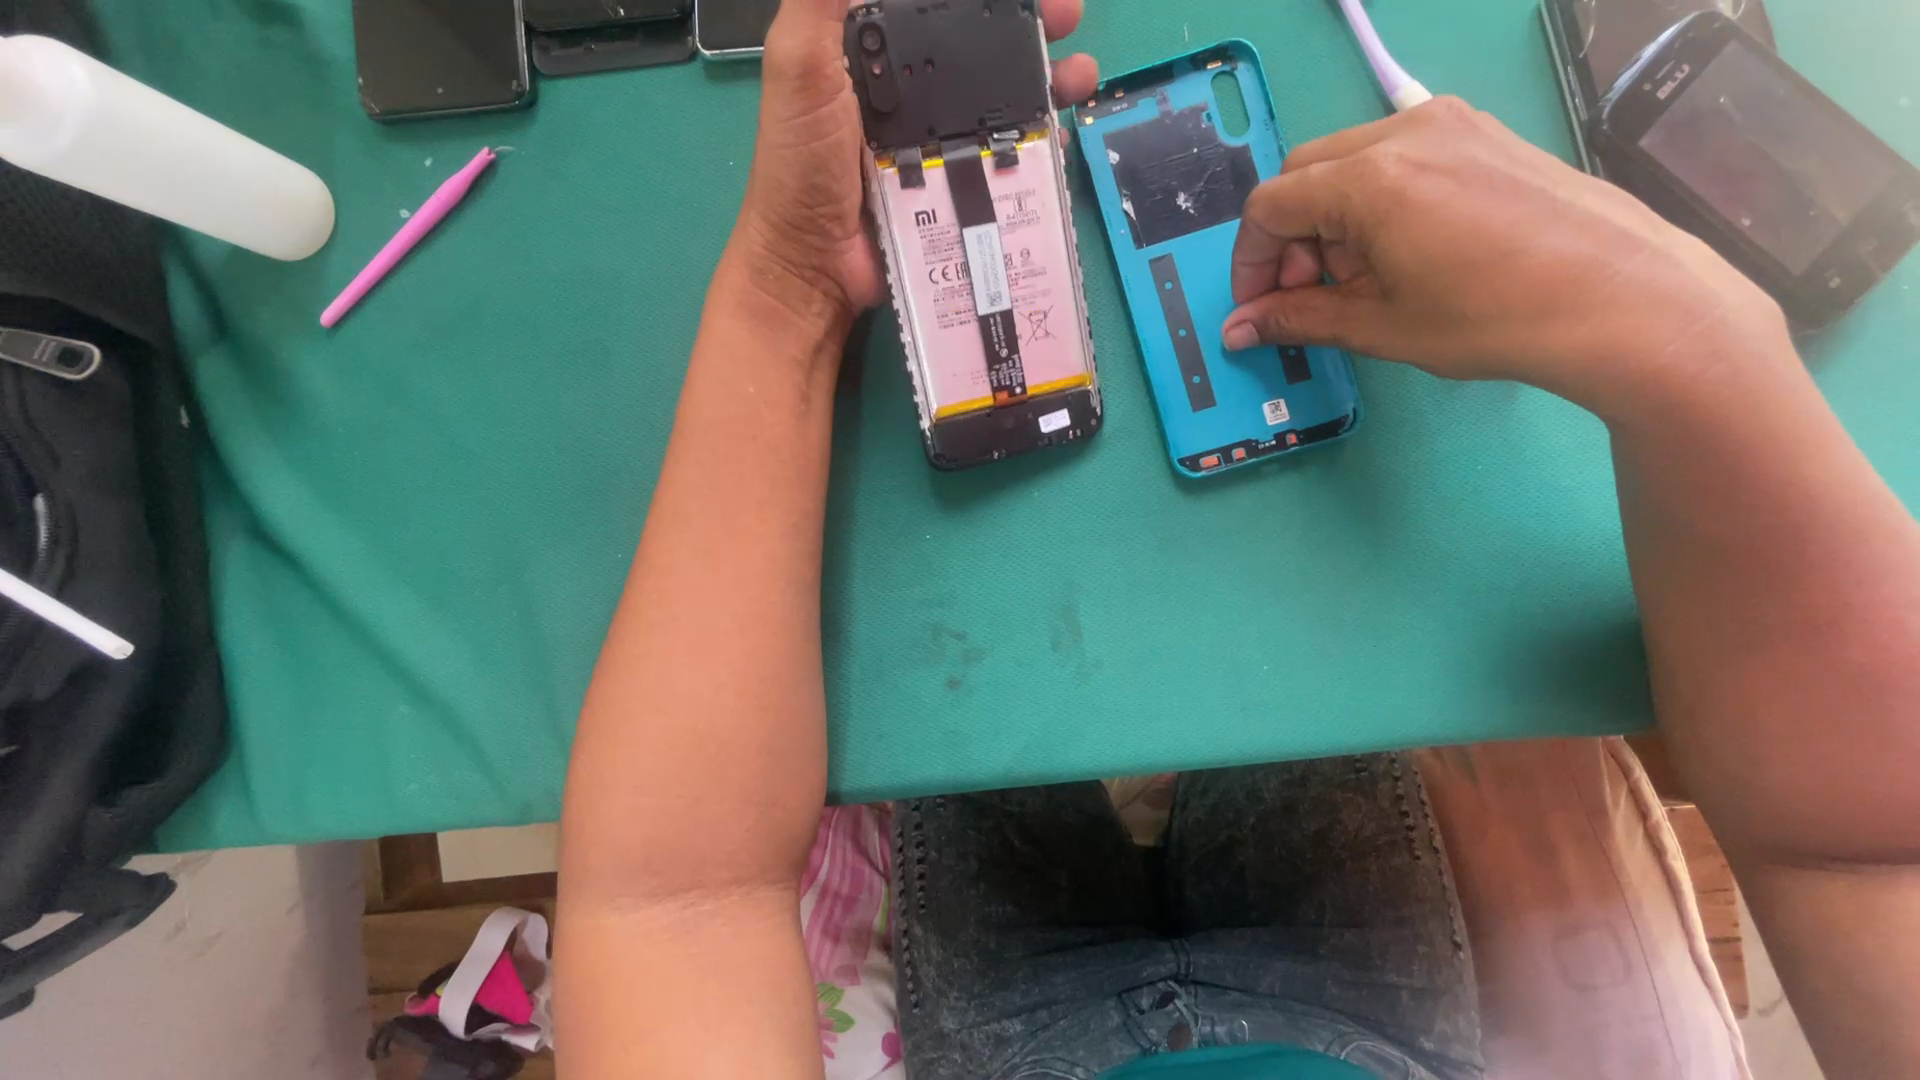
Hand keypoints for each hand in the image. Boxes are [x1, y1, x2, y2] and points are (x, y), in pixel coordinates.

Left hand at [732, 0, 1097, 324]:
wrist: (813, 265)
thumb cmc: (802, 162)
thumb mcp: (801, 62)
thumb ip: (823, 1)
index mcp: (874, 52)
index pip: (935, 8)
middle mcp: (910, 93)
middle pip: (980, 48)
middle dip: (1028, 27)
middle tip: (1069, 16)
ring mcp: (936, 144)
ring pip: (1001, 102)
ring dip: (1046, 82)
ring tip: (1080, 75)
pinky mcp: (954, 191)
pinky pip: (1003, 161)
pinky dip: (1036, 145)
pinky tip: (1060, 135)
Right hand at [1222, 98, 1790, 416]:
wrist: (1623, 299)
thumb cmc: (1490, 318)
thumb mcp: (1377, 325)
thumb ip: (1296, 318)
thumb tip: (1236, 330)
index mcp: (1369, 179)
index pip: (1270, 206)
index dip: (1250, 262)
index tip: (1259, 307)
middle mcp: (1404, 130)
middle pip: (1303, 175)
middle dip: (1289, 239)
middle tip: (1309, 294)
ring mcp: (1450, 124)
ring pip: (1347, 163)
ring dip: (1329, 221)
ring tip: (1362, 278)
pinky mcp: (1482, 134)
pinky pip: (1397, 156)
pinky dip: (1373, 202)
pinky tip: (1403, 250)